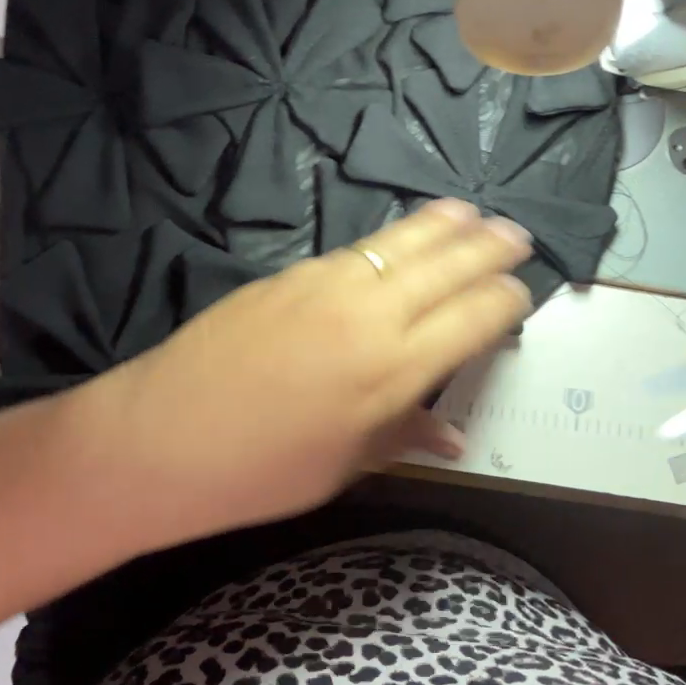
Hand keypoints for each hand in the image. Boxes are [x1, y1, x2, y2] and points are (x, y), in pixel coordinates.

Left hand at [89, 199, 532, 540]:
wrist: (164, 435)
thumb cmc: (261, 471)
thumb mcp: (345, 466)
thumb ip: (403, 436)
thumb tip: (452, 435)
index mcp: (394, 369)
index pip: (473, 319)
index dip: (505, 302)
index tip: (521, 295)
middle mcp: (372, 313)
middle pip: (448, 266)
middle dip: (489, 247)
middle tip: (517, 234)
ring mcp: (328, 284)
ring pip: (403, 242)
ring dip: (444, 226)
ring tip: (471, 212)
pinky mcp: (291, 272)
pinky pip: (359, 249)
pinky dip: (394, 239)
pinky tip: (401, 239)